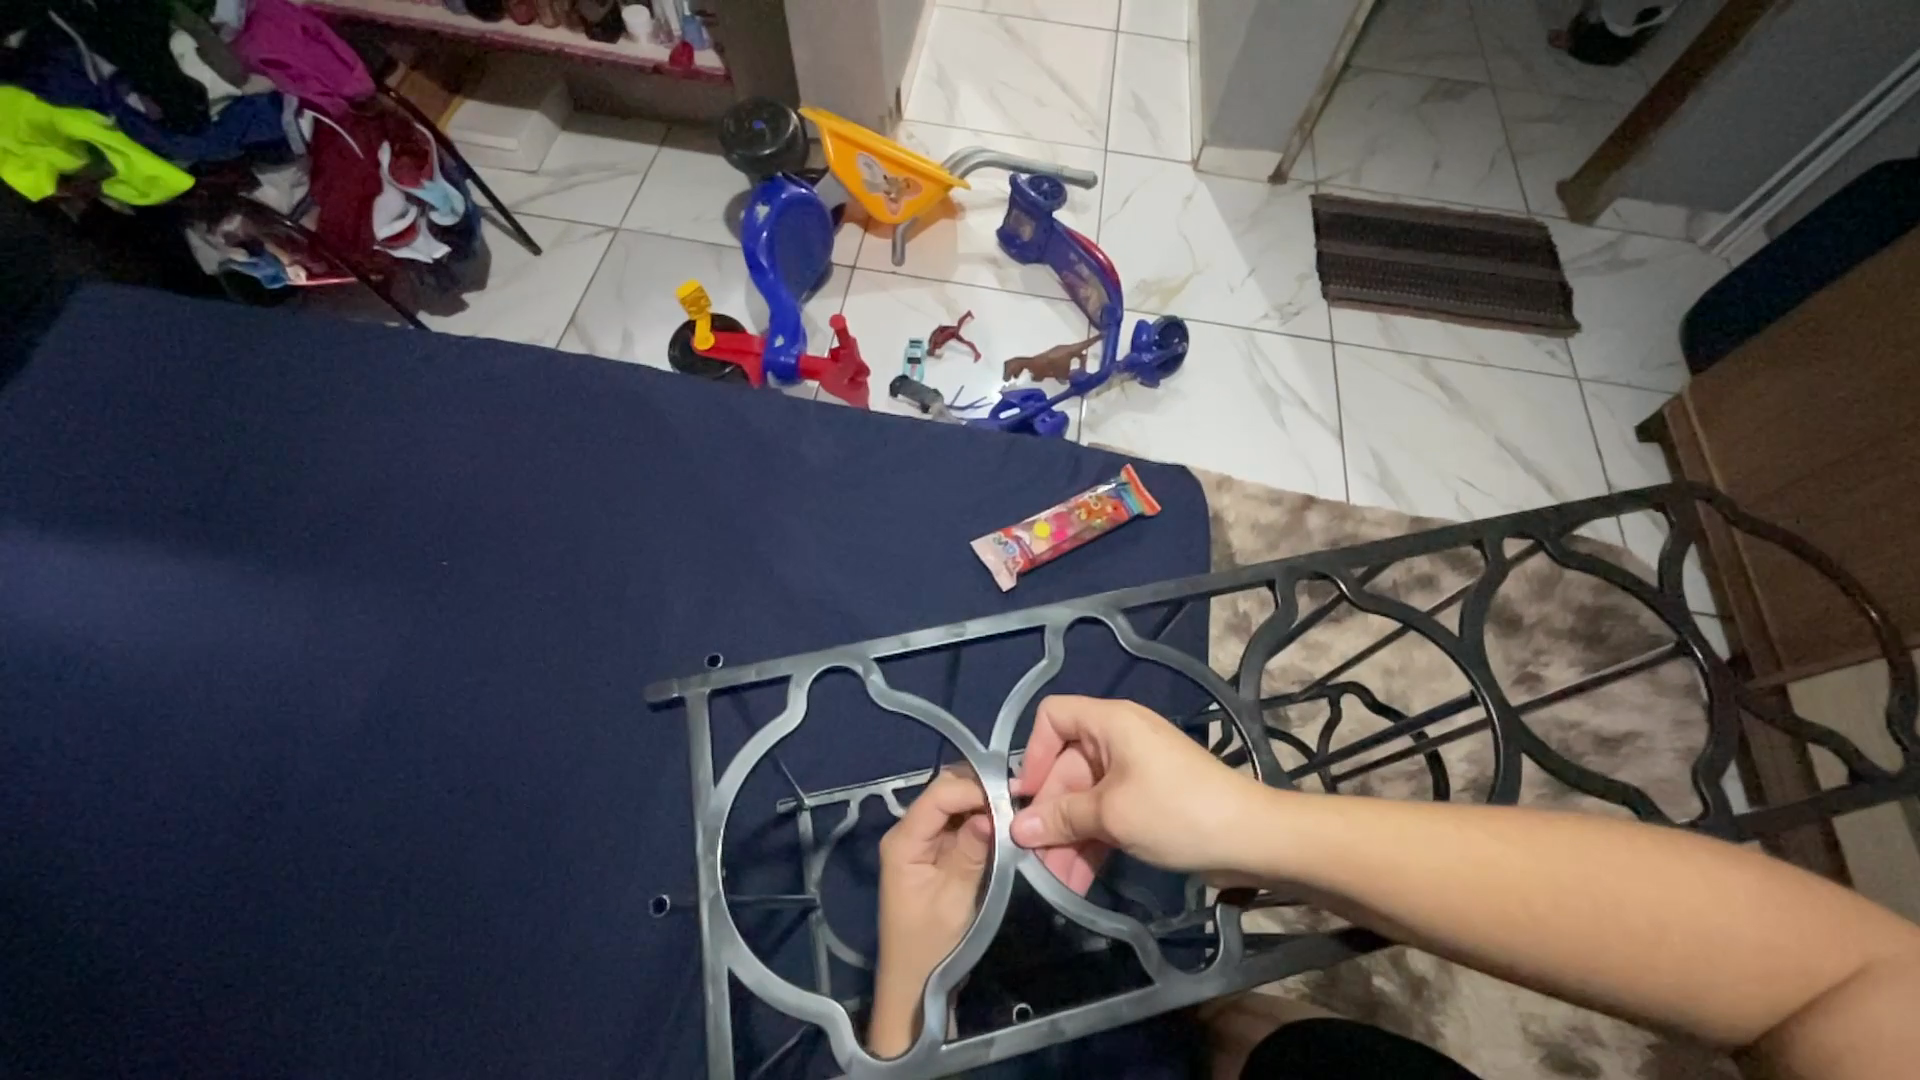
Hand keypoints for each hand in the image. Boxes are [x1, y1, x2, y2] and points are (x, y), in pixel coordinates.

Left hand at [868, 767, 992, 1057]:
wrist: (914, 986)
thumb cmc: (930, 947)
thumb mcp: (955, 900)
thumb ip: (971, 853)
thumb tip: (992, 813)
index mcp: (904, 840)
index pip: (939, 796)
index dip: (974, 788)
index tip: (1013, 793)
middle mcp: (909, 832)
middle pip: (944, 793)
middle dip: (981, 789)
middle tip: (1020, 796)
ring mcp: (923, 841)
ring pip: (954, 805)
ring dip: (984, 802)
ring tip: (1017, 805)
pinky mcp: (936, 852)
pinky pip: (959, 824)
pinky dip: (982, 819)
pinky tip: (1005, 823)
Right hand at [1011, 695, 1269, 889]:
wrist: (1253, 839)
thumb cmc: (1175, 811)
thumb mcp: (1111, 815)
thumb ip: (1061, 818)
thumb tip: (1017, 829)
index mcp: (1110, 723)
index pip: (1053, 717)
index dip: (1035, 754)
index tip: (1028, 797)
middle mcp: (1118, 739)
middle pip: (1065, 768)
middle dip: (1049, 813)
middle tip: (1032, 857)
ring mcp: (1133, 771)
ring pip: (1084, 798)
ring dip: (1068, 836)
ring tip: (1053, 881)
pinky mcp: (1147, 800)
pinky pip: (1106, 813)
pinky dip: (1092, 841)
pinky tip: (1076, 879)